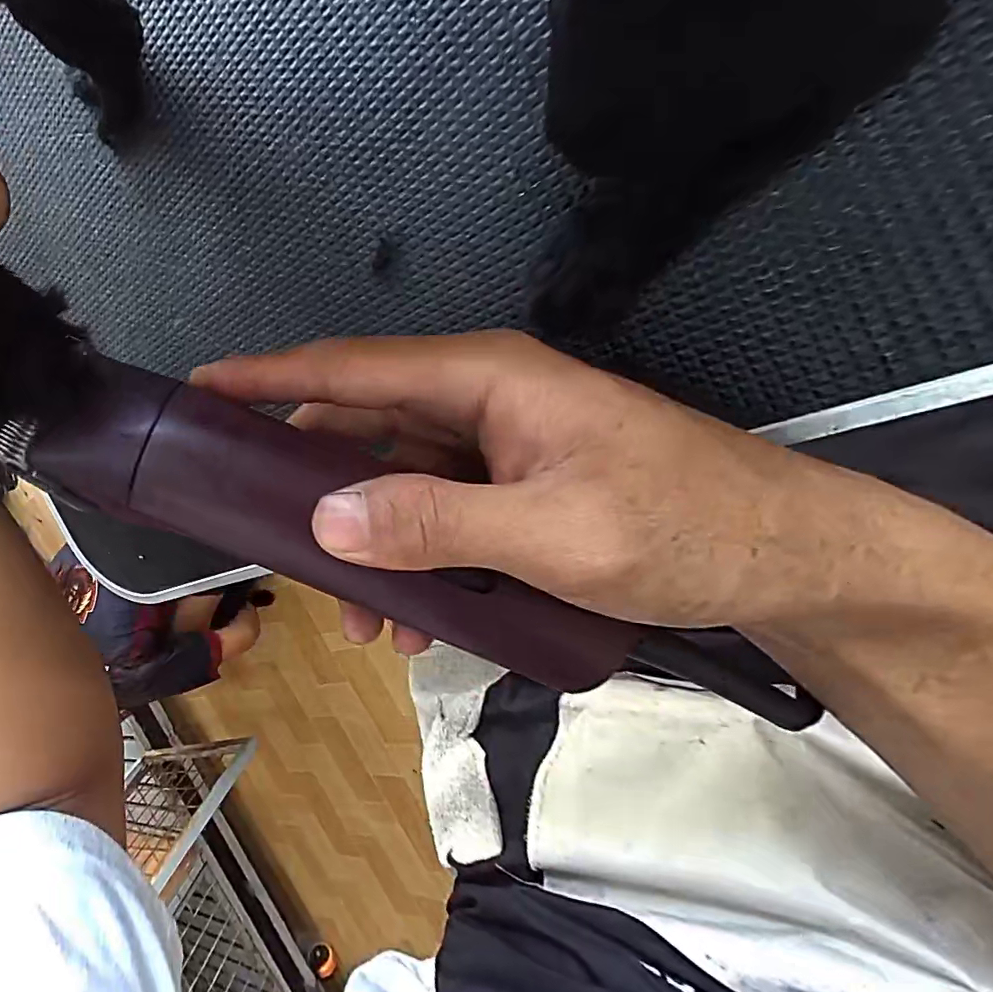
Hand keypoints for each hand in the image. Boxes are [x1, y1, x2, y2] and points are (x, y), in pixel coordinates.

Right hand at [193, 332, 863, 652]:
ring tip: (360, 621)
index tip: (203, 388)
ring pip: (388, 480)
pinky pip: (427, 512)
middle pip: (358, 427)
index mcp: (480, 379)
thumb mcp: (554, 533)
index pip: (349, 369)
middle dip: (311, 487)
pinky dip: (406, 560)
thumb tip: (327, 519)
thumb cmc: (684, 527)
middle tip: (269, 539)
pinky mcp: (502, 484)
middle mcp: (473, 399)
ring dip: (363, 544)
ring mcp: (487, 444)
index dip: (269, 377)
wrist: (789, 559)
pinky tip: (414, 622)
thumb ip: (436, 523)